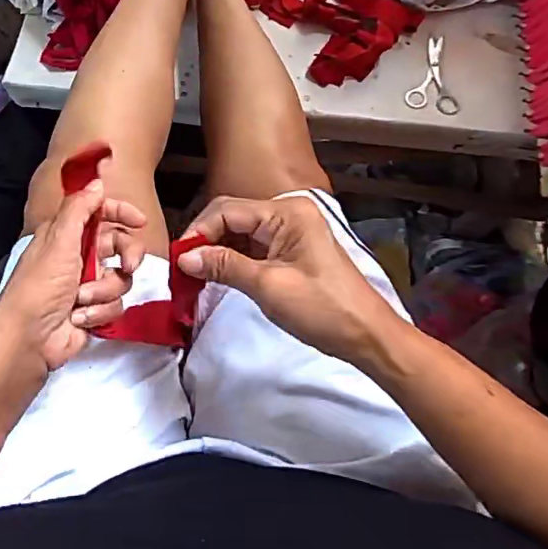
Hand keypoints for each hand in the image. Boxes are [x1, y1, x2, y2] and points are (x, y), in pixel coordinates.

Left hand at [0, 179, 147, 373]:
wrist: (29, 338)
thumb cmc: (41, 285)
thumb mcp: (59, 240)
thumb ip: (80, 208)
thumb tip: (97, 181)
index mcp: (66, 234)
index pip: (100, 213)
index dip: (120, 213)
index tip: (139, 220)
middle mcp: (78, 255)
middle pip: (119, 245)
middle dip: (126, 256)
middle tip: (127, 265)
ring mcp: (87, 284)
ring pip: (120, 278)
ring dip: (103, 290)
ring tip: (81, 299)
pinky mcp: (94, 310)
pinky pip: (115, 304)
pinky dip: (99, 311)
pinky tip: (79, 318)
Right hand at [177, 195, 407, 362]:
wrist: (369, 338)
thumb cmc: (324, 310)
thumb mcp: (268, 287)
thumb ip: (223, 266)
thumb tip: (185, 258)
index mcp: (287, 212)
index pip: (227, 211)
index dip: (199, 232)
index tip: (178, 259)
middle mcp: (287, 212)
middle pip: (231, 217)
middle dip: (205, 240)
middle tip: (183, 267)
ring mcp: (289, 231)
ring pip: (238, 232)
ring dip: (215, 251)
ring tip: (194, 274)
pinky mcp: (289, 249)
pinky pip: (250, 246)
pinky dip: (231, 259)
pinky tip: (215, 274)